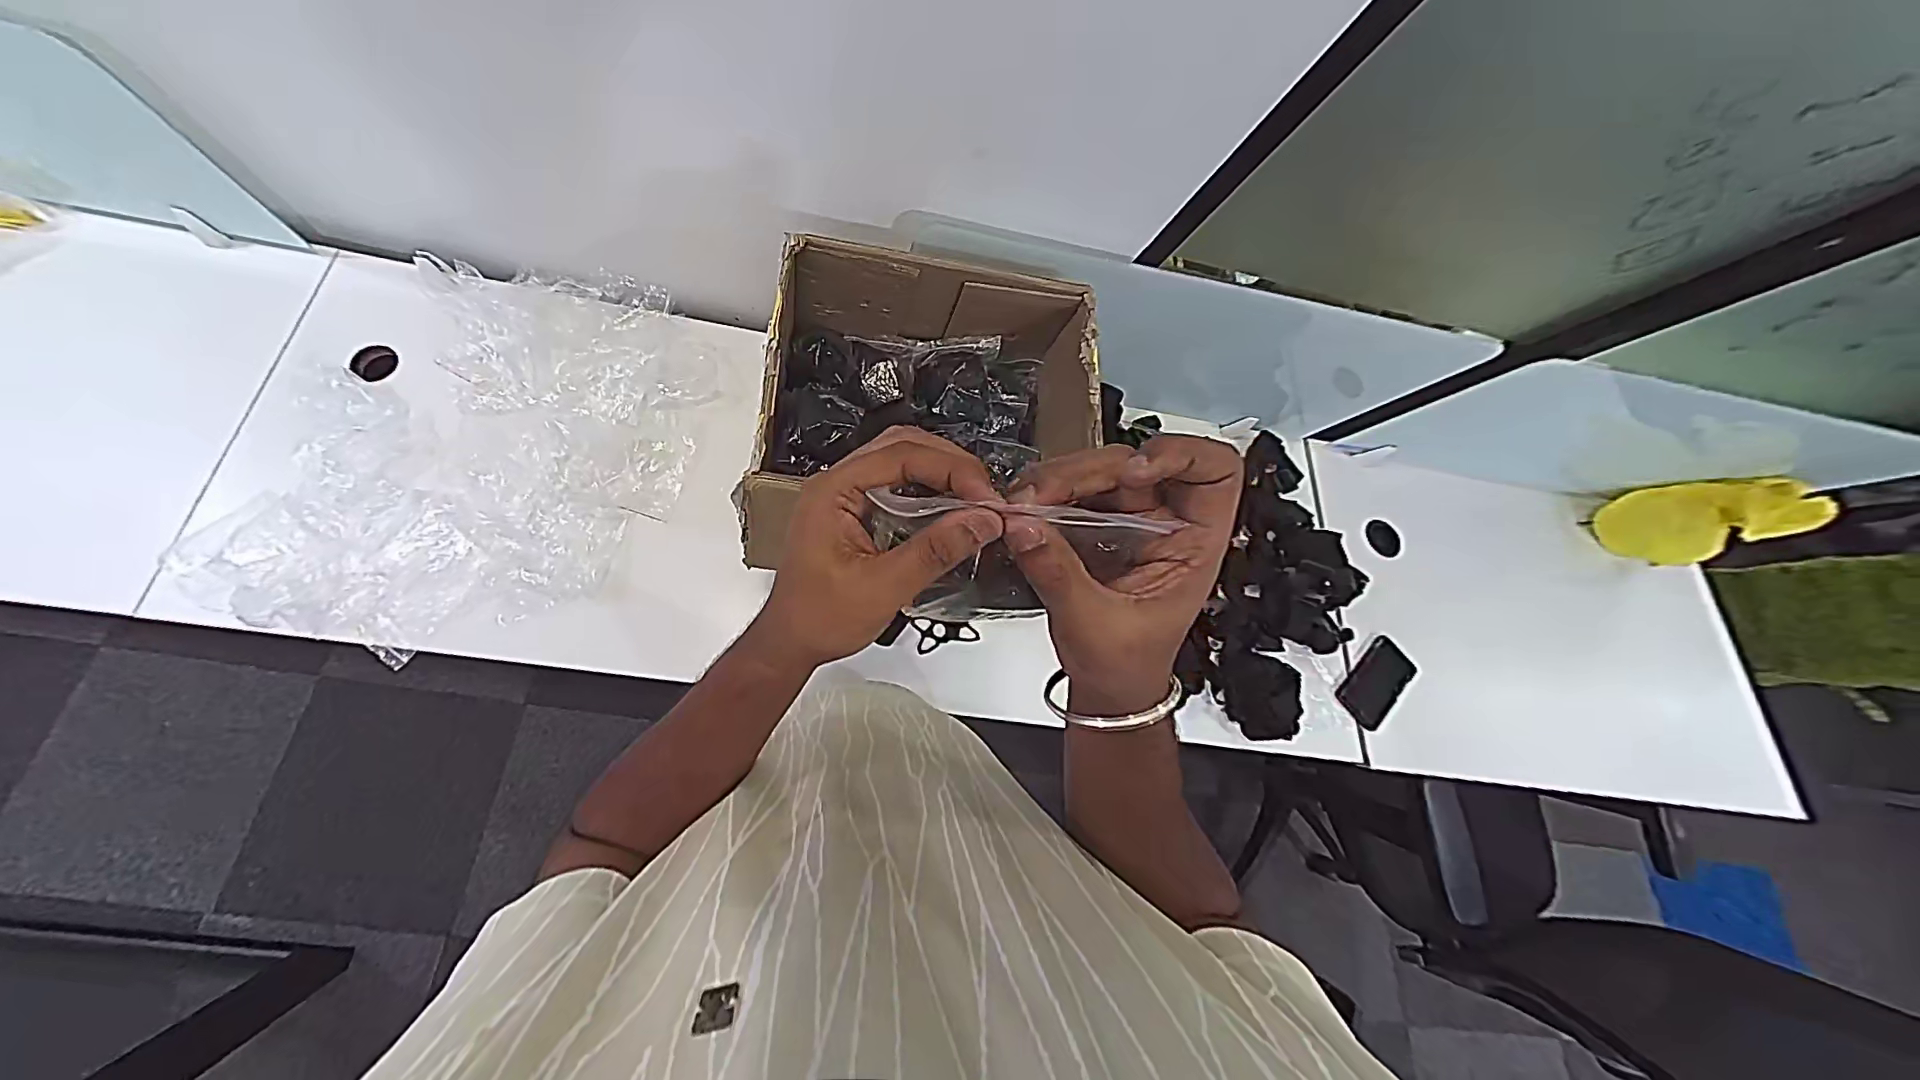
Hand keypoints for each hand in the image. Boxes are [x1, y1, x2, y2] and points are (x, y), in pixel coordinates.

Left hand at [745, 427, 1004, 669]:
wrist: (793, 641)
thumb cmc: (818, 618)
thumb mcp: (884, 587)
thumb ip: (934, 551)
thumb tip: (980, 522)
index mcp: (833, 491)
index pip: (902, 454)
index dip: (951, 469)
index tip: (983, 495)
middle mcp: (838, 485)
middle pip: (905, 446)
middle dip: (952, 465)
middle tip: (985, 494)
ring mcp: (847, 497)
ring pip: (904, 462)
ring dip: (944, 476)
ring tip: (975, 503)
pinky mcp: (859, 512)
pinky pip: (900, 487)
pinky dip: (931, 494)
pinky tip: (951, 513)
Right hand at [1003, 435, 1241, 714]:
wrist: (1107, 687)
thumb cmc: (1126, 664)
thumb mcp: (1094, 624)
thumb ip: (1058, 573)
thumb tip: (1025, 526)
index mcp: (1193, 544)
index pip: (1214, 470)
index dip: (1180, 454)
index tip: (1137, 472)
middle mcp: (1162, 523)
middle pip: (1134, 462)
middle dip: (1085, 471)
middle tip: (1043, 495)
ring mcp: (1126, 520)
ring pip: (1096, 471)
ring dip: (1056, 481)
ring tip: (1024, 505)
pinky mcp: (1093, 524)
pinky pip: (1068, 492)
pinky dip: (1041, 495)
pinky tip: (1022, 511)